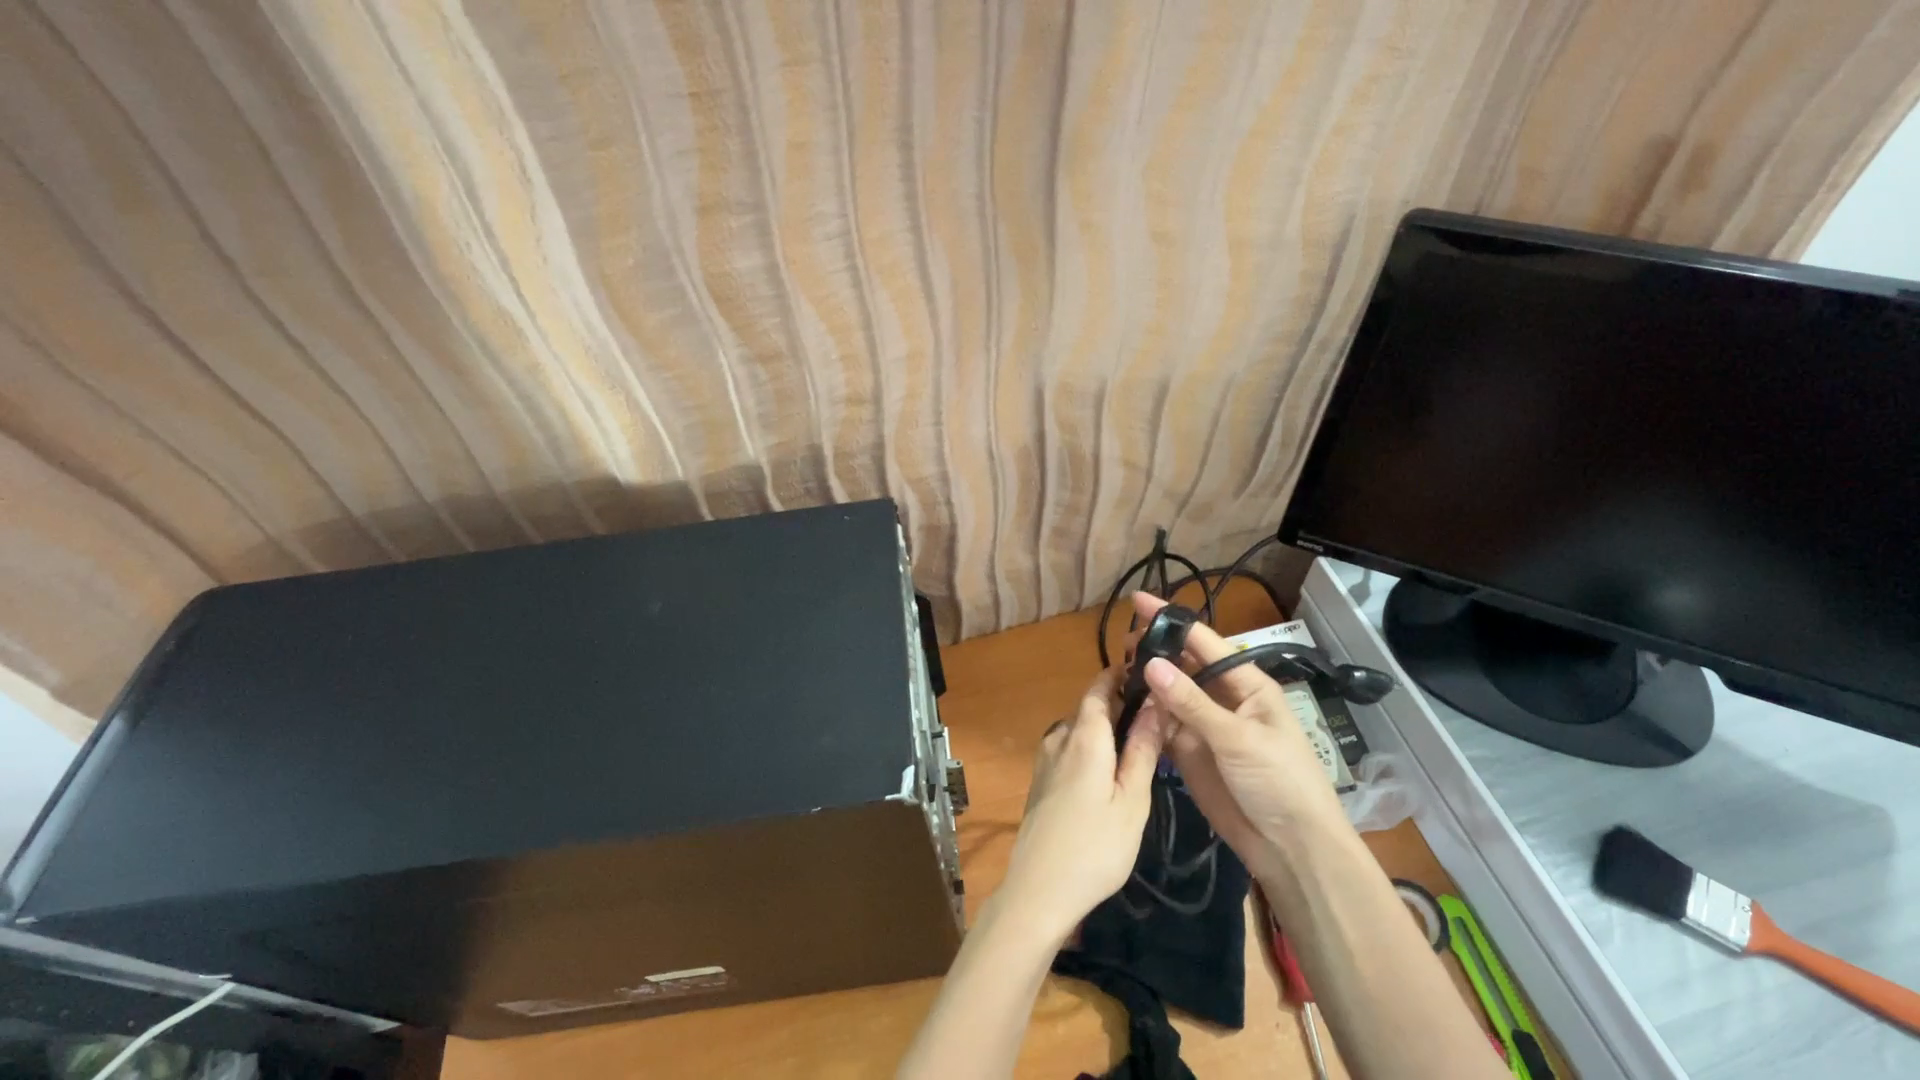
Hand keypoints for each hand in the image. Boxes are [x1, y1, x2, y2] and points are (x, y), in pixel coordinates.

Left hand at [994, 667, 1169, 944]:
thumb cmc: (1096, 847)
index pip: (1098, 689)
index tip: (1146, 672)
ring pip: (1078, 733)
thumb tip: (1156, 703)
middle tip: (1158, 718)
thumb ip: (1142, 749)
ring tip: (1140, 746)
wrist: (1039, 891)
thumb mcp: (1132, 800)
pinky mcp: (1040, 785)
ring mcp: (1044, 763)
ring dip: (1105, 732)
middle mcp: (1058, 741)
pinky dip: (1091, 752)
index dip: (1120, 676)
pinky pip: (1069, 753)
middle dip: (1119, 707)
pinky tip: (1110, 775)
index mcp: (1084, 738)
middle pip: (1089, 711)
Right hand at [1130, 593, 1350, 885]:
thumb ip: (1192, 703)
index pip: (1205, 644)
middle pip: (1184, 666)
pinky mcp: (1191, 754)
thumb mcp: (1238, 738)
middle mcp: (1225, 699)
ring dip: (1146, 683)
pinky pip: (1163, 726)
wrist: (1290, 847)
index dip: (1172, 621)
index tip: (1138, 601)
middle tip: (1121, 643)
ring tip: (1114, 670)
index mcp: (1248, 685)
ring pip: (1170, 696)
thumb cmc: (1279, 782)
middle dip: (1155, 651)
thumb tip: (1149, 664)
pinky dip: (1145, 716)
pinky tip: (1122, 705)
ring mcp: (1206, 727)